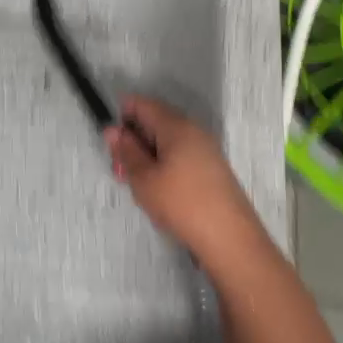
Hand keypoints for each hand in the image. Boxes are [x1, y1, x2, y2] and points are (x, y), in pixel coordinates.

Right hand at [106, 95, 258, 256]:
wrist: (230, 238)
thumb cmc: (181, 203)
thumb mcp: (143, 178)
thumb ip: (125, 150)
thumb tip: (113, 130)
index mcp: (176, 126)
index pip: (141, 104)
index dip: (121, 118)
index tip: (113, 146)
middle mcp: (193, 131)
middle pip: (153, 122)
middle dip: (132, 141)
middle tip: (121, 171)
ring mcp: (206, 149)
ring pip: (165, 141)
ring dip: (146, 156)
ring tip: (138, 185)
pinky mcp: (212, 168)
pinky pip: (179, 155)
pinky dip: (163, 166)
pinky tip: (159, 191)